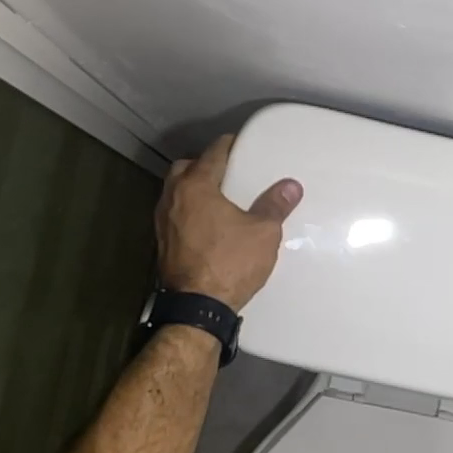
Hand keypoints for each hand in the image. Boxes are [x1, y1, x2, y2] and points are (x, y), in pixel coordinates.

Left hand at [156, 135, 302, 310]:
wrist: (199, 307)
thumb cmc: (229, 264)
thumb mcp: (263, 232)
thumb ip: (275, 205)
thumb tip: (290, 186)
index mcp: (195, 187)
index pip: (212, 154)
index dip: (229, 146)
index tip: (241, 145)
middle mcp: (172, 199)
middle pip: (185, 168)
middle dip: (204, 165)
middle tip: (228, 172)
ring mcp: (162, 222)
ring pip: (175, 192)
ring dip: (193, 190)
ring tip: (218, 198)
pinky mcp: (162, 244)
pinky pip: (175, 216)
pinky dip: (188, 212)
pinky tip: (207, 224)